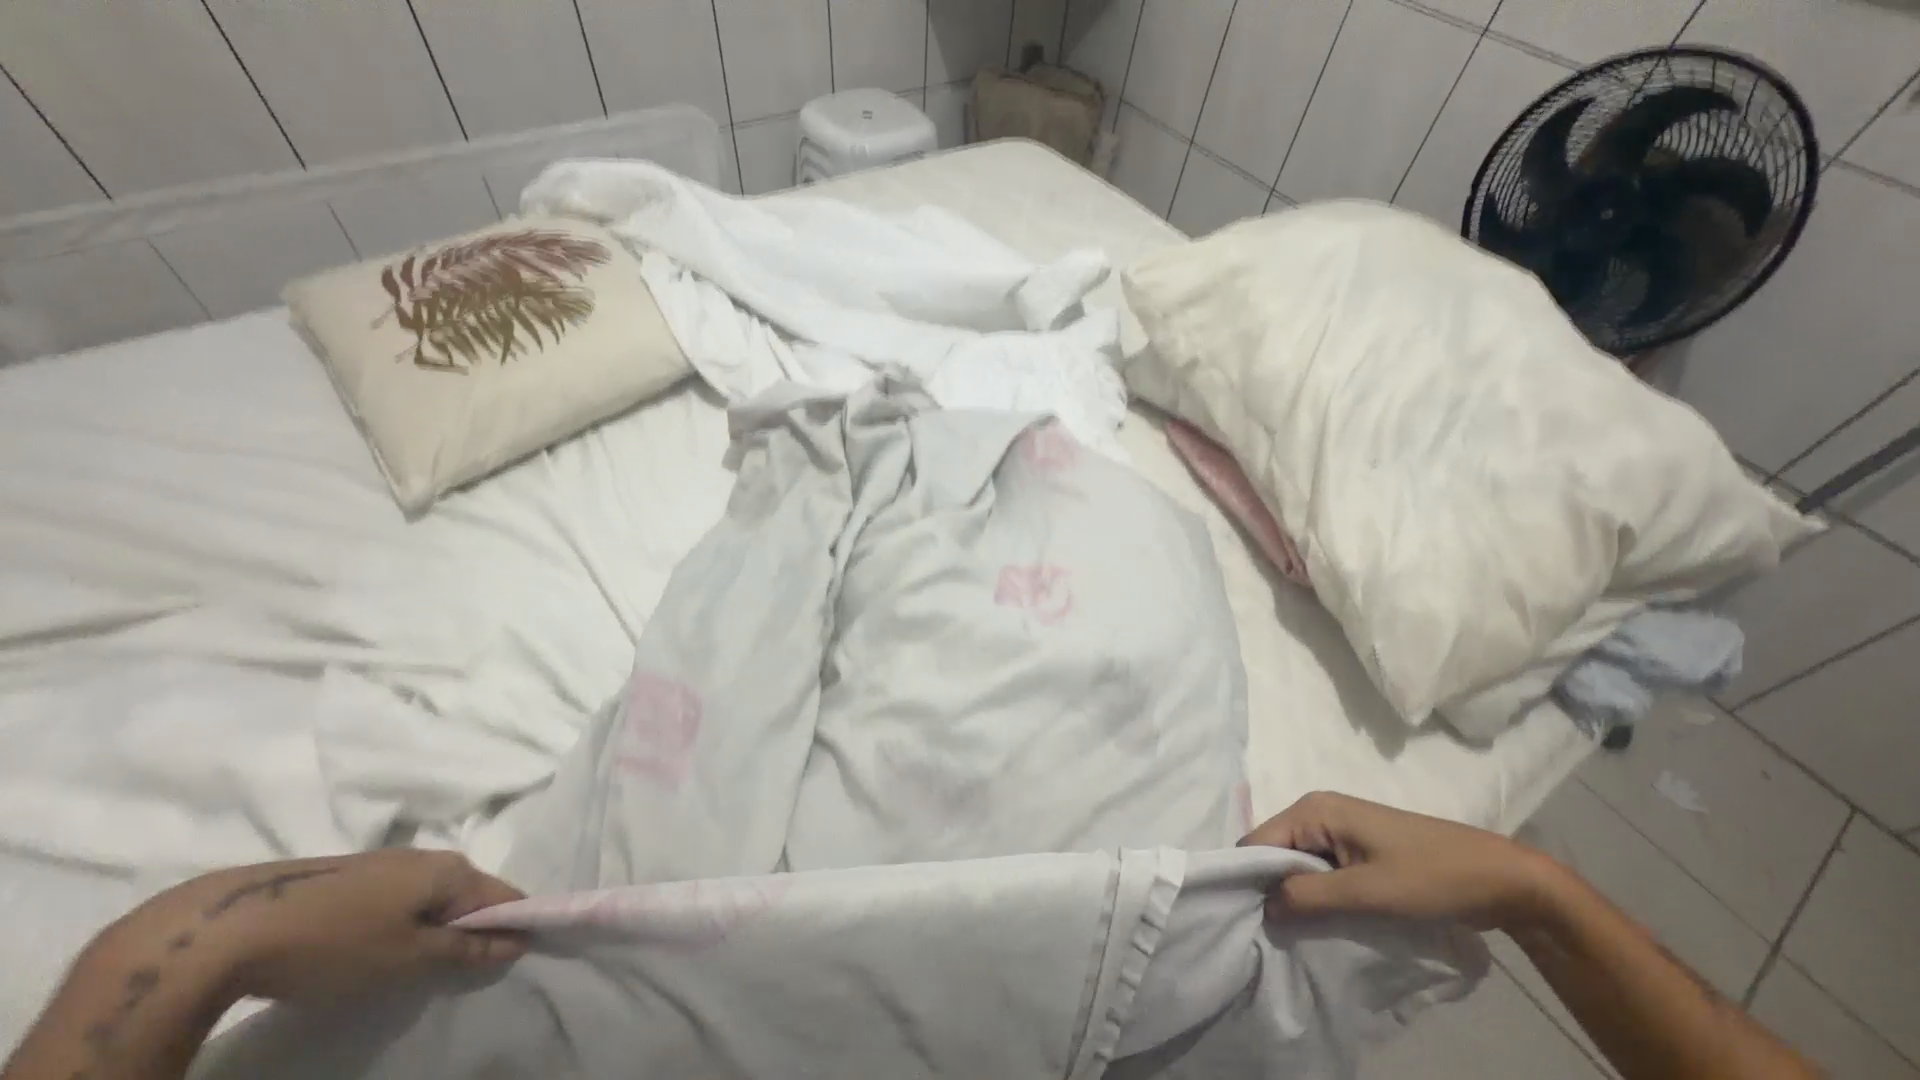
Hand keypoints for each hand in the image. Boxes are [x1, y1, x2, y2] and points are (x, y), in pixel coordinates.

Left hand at [104, 850, 527, 1003]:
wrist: (227, 929)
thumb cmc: (334, 945)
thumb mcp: (408, 958)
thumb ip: (467, 950)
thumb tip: (517, 941)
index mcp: (451, 870)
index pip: (508, 896)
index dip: (517, 928)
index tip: (512, 962)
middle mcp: (427, 856)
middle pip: (471, 894)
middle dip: (475, 930)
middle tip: (461, 974)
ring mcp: (386, 863)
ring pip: (433, 897)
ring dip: (437, 929)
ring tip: (418, 967)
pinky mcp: (351, 876)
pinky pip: (401, 899)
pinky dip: (405, 924)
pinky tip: (380, 950)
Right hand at [1239, 791, 1560, 931]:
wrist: (1503, 879)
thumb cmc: (1433, 877)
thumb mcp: (1366, 892)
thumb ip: (1308, 896)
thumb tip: (1263, 907)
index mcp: (1315, 810)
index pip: (1258, 842)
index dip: (1249, 879)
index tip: (1249, 920)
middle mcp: (1319, 811)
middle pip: (1274, 851)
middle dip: (1272, 888)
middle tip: (1273, 932)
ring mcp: (1340, 829)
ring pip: (1297, 863)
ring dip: (1297, 893)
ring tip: (1295, 930)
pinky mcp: (1358, 848)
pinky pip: (1320, 869)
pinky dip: (1317, 892)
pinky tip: (1322, 919)